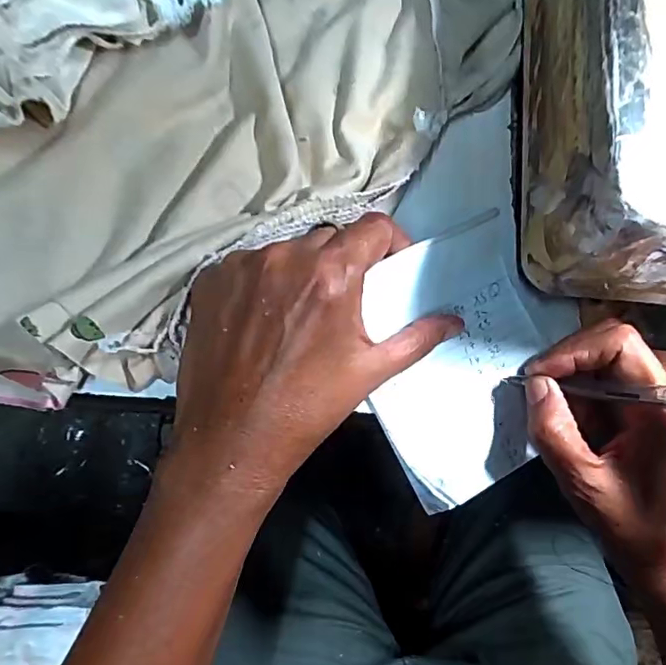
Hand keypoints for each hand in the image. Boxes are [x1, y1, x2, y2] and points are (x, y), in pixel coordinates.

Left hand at [170, 213, 462, 496]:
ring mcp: (244, 266)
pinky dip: (263, 282)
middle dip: (345, 261)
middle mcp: (285, 258)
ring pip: (288, 250)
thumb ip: (416, 339)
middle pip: (330, 239)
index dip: (390, 242)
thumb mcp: (370, 372)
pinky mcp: (212, 280)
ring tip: (301, 313)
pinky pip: (250, 265)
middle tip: (346, 301)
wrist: (233, 438)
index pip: (373, 226)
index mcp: (331, 275)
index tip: (389, 268)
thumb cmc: (307, 407)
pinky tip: (264, 318)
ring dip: (302, 271)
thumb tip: (453, 320)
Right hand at [524, 319, 665, 600]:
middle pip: (612, 344)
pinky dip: (574, 394)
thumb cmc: (630, 524)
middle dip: (567, 360)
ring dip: (568, 378)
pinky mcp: (638, 411)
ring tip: (547, 408)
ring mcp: (652, 402)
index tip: (539, 376)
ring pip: (603, 361)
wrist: (659, 552)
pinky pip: (601, 384)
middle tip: (535, 387)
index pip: (619, 344)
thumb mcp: (582, 482)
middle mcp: (663, 395)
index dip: (573, 351)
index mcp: (662, 408)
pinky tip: (562, 419)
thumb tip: (536, 385)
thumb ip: (555, 431)